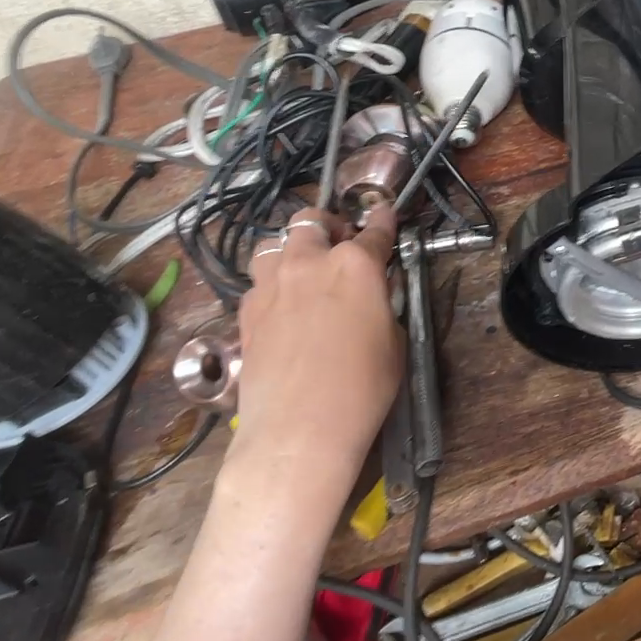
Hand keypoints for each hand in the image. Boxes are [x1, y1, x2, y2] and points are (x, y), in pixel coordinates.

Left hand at [233, 206, 403, 476]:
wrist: (300, 427)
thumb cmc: (364, 385)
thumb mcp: (395, 340)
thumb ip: (382, 304)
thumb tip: (373, 297)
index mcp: (357, 264)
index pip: (375, 230)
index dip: (382, 220)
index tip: (383, 212)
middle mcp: (310, 262)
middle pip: (312, 221)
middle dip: (328, 226)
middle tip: (340, 243)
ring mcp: (271, 285)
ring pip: (273, 245)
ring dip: (292, 250)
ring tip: (304, 269)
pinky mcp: (245, 313)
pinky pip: (258, 283)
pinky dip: (272, 285)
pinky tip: (283, 307)